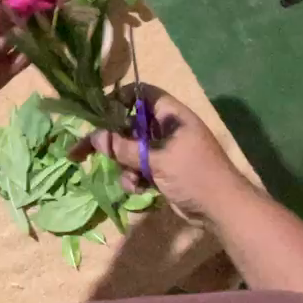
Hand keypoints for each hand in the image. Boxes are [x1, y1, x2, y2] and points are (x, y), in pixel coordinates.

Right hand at [68, 85, 253, 222]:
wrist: (222, 208)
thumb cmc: (194, 174)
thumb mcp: (157, 160)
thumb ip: (124, 148)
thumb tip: (95, 136)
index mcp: (171, 116)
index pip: (142, 93)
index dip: (120, 98)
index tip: (97, 111)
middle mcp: (167, 129)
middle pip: (130, 125)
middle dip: (110, 140)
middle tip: (80, 151)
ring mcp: (166, 151)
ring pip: (132, 150)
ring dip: (125, 165)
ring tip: (130, 180)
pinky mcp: (164, 171)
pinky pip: (140, 168)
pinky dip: (135, 178)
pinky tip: (138, 190)